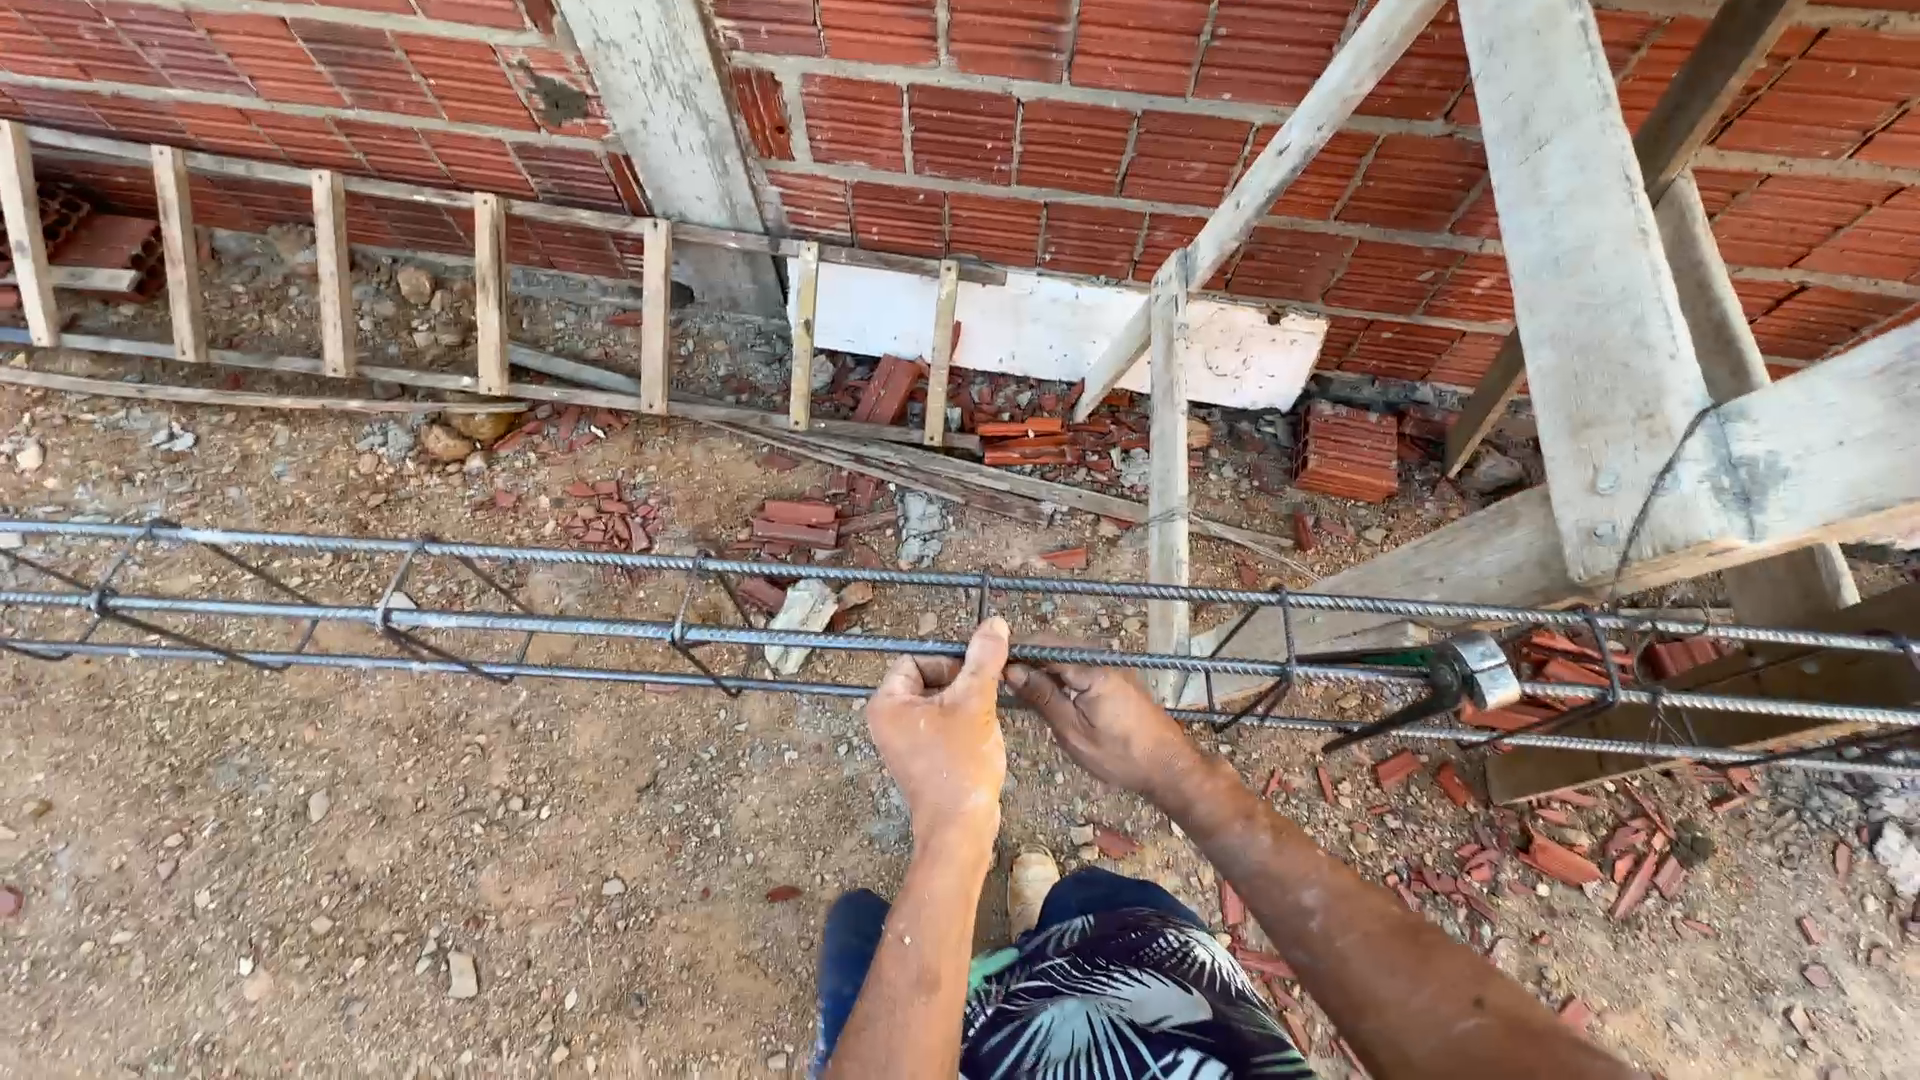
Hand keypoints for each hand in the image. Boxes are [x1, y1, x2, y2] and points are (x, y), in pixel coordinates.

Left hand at [865, 617, 1011, 846]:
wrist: (960, 826)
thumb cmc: (959, 763)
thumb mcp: (975, 702)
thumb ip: (984, 659)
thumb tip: (995, 624)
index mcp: (886, 703)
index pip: (917, 660)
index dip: (948, 662)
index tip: (974, 677)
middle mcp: (887, 721)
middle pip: (929, 679)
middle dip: (960, 684)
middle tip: (982, 699)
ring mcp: (903, 742)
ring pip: (939, 702)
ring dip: (965, 704)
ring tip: (983, 720)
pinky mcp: (921, 759)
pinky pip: (941, 726)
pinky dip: (962, 725)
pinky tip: (980, 738)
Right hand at [1004, 642, 1206, 803]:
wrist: (1169, 767)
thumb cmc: (1121, 757)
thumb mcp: (1073, 732)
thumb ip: (1042, 697)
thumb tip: (1010, 670)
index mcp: (1092, 668)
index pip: (1042, 646)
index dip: (1012, 650)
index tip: (985, 660)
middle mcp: (1102, 657)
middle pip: (1052, 646)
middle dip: (1022, 656)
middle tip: (994, 674)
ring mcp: (1110, 664)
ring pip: (1063, 655)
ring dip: (1038, 665)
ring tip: (1010, 682)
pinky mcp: (1114, 675)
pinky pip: (1077, 665)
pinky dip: (1056, 673)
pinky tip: (1041, 689)